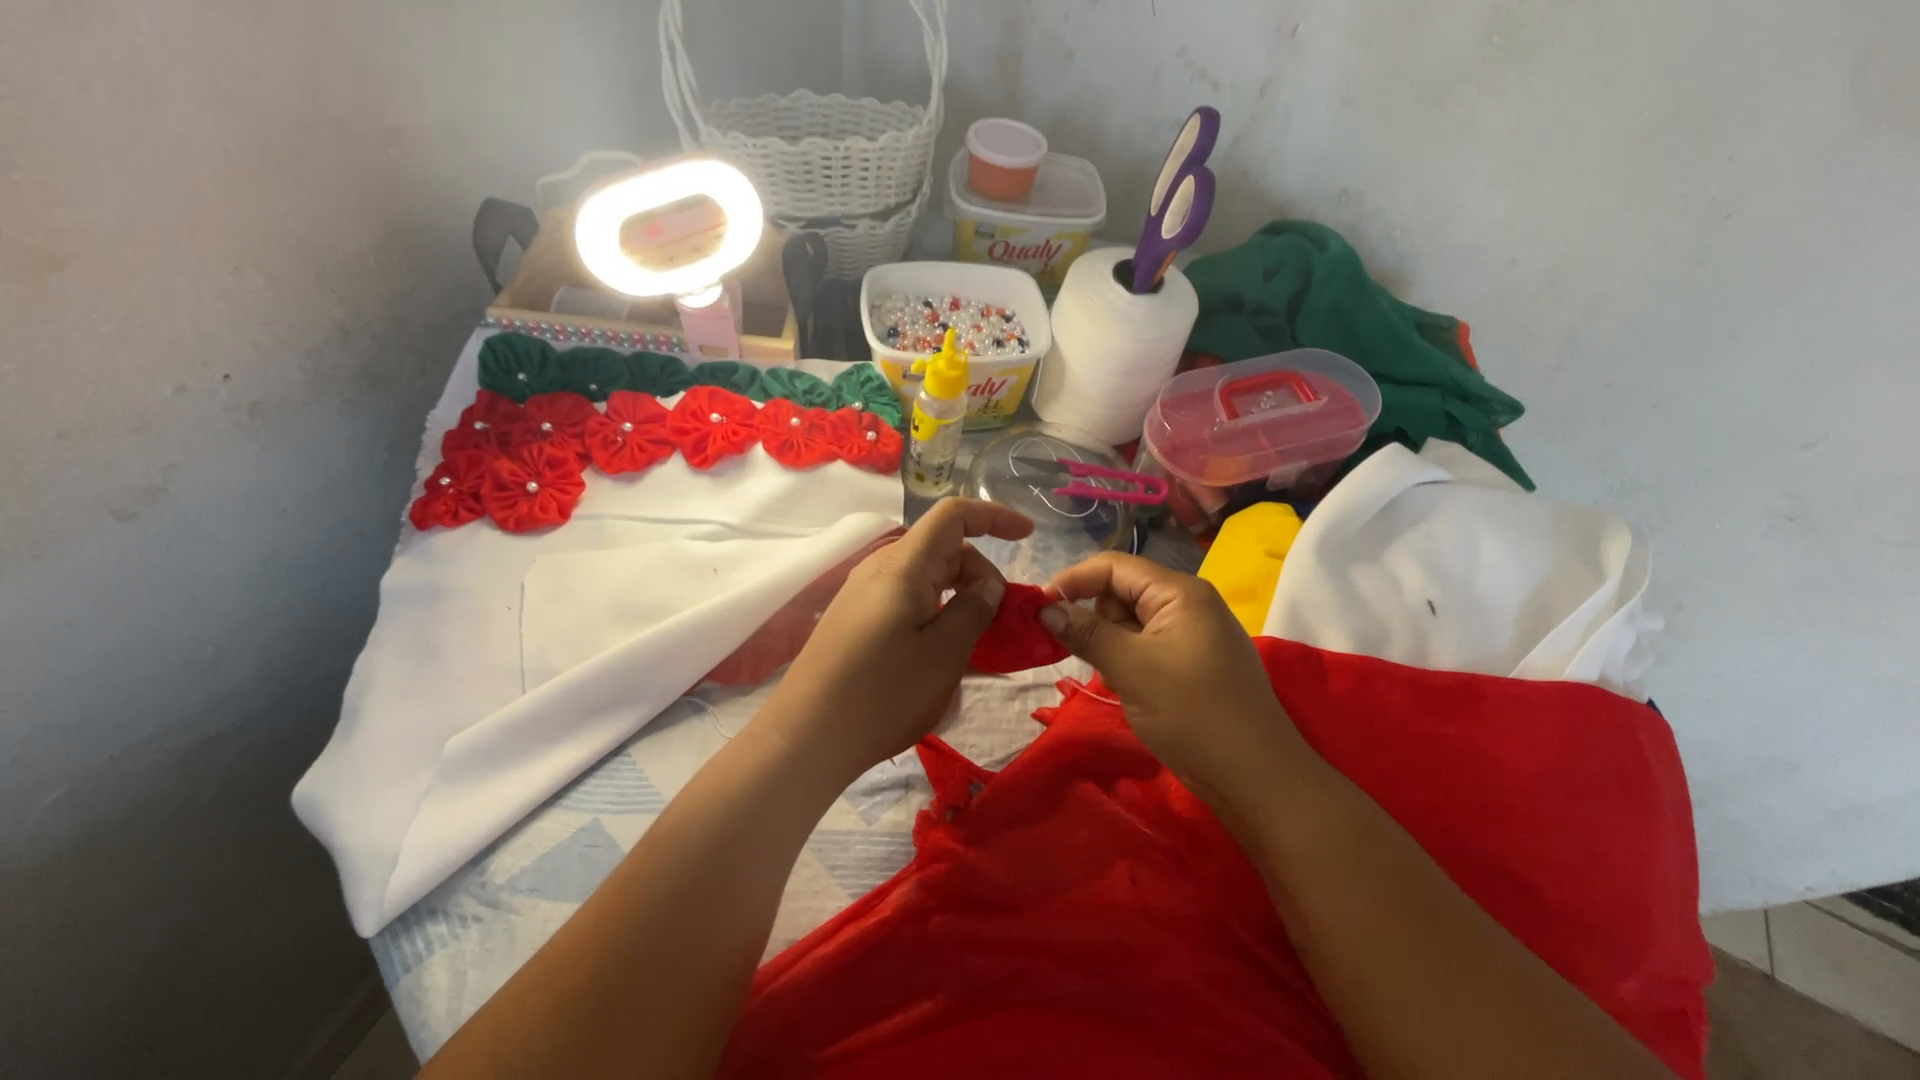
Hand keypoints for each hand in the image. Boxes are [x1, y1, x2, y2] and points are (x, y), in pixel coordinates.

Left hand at [758, 498, 1033, 779]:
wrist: (806, 736)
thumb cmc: (883, 694)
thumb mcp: (944, 654)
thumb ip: (973, 610)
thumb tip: (987, 584)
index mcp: (903, 566)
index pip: (953, 516)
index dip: (993, 517)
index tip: (1028, 536)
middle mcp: (879, 569)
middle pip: (941, 548)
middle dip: (980, 572)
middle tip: (1001, 619)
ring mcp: (861, 594)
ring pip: (923, 576)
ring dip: (957, 595)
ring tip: (977, 638)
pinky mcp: (852, 619)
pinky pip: (904, 599)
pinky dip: (934, 611)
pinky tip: (941, 648)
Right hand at [1041, 553, 1306, 805]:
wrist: (1254, 775)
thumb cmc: (1193, 713)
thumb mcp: (1132, 669)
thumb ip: (1087, 633)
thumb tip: (1044, 608)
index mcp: (1180, 592)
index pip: (1115, 566)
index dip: (1073, 580)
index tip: (1038, 608)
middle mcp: (1189, 604)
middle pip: (1122, 590)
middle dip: (1093, 614)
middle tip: (1077, 652)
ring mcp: (1193, 634)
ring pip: (1132, 621)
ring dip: (1109, 641)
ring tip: (1108, 674)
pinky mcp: (1192, 663)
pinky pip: (1147, 646)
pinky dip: (1127, 659)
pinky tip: (1125, 685)